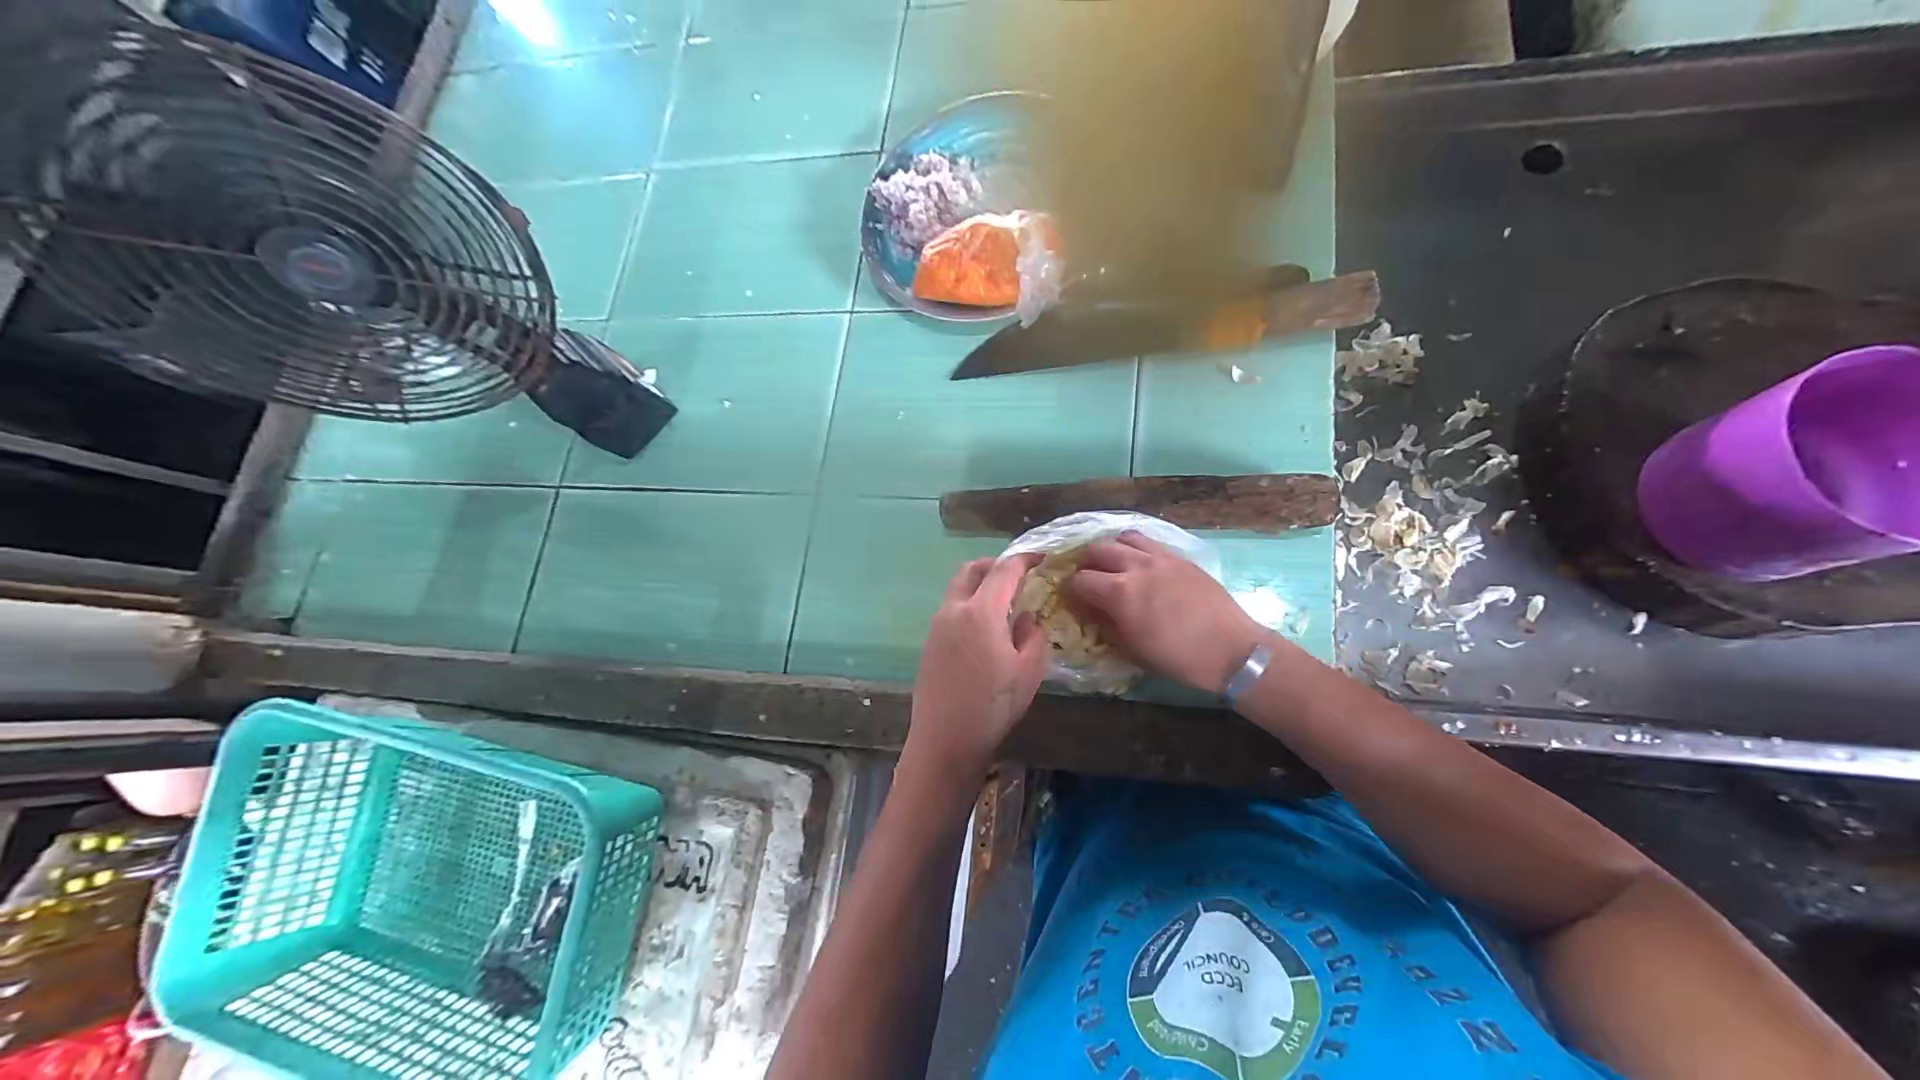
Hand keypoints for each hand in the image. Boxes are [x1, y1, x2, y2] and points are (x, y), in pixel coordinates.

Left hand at [906, 556, 1050, 777]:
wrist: (944, 740)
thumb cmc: (993, 706)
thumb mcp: (1029, 671)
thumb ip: (1033, 635)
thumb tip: (1027, 617)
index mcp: (980, 612)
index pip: (1004, 570)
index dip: (1025, 559)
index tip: (1042, 557)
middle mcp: (953, 610)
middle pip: (972, 570)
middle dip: (996, 565)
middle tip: (1019, 574)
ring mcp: (937, 626)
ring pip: (958, 588)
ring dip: (981, 584)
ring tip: (1006, 602)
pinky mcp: (930, 643)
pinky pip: (952, 609)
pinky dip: (970, 604)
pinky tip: (987, 628)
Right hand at [1065, 532, 1266, 691]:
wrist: (1231, 650)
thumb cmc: (1177, 658)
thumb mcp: (1131, 649)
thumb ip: (1105, 623)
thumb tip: (1090, 610)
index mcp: (1119, 593)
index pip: (1079, 580)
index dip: (1070, 590)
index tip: (1072, 599)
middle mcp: (1136, 566)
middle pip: (1096, 550)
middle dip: (1086, 564)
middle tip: (1089, 579)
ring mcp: (1160, 557)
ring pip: (1123, 538)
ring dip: (1111, 549)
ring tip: (1113, 565)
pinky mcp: (1180, 557)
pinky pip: (1149, 542)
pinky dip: (1135, 548)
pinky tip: (1140, 564)